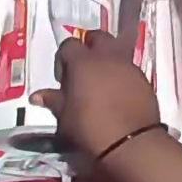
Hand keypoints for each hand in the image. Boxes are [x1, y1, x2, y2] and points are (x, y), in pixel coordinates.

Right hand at [31, 32, 160, 156]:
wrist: (131, 143)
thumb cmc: (90, 127)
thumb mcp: (65, 116)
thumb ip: (54, 100)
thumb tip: (37, 96)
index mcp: (83, 61)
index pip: (69, 45)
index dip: (63, 59)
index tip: (63, 80)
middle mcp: (107, 57)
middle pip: (98, 37)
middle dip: (89, 48)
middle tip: (83, 71)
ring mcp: (128, 66)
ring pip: (116, 51)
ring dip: (107, 61)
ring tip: (101, 85)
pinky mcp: (144, 79)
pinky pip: (129, 69)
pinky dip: (121, 75)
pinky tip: (118, 95)